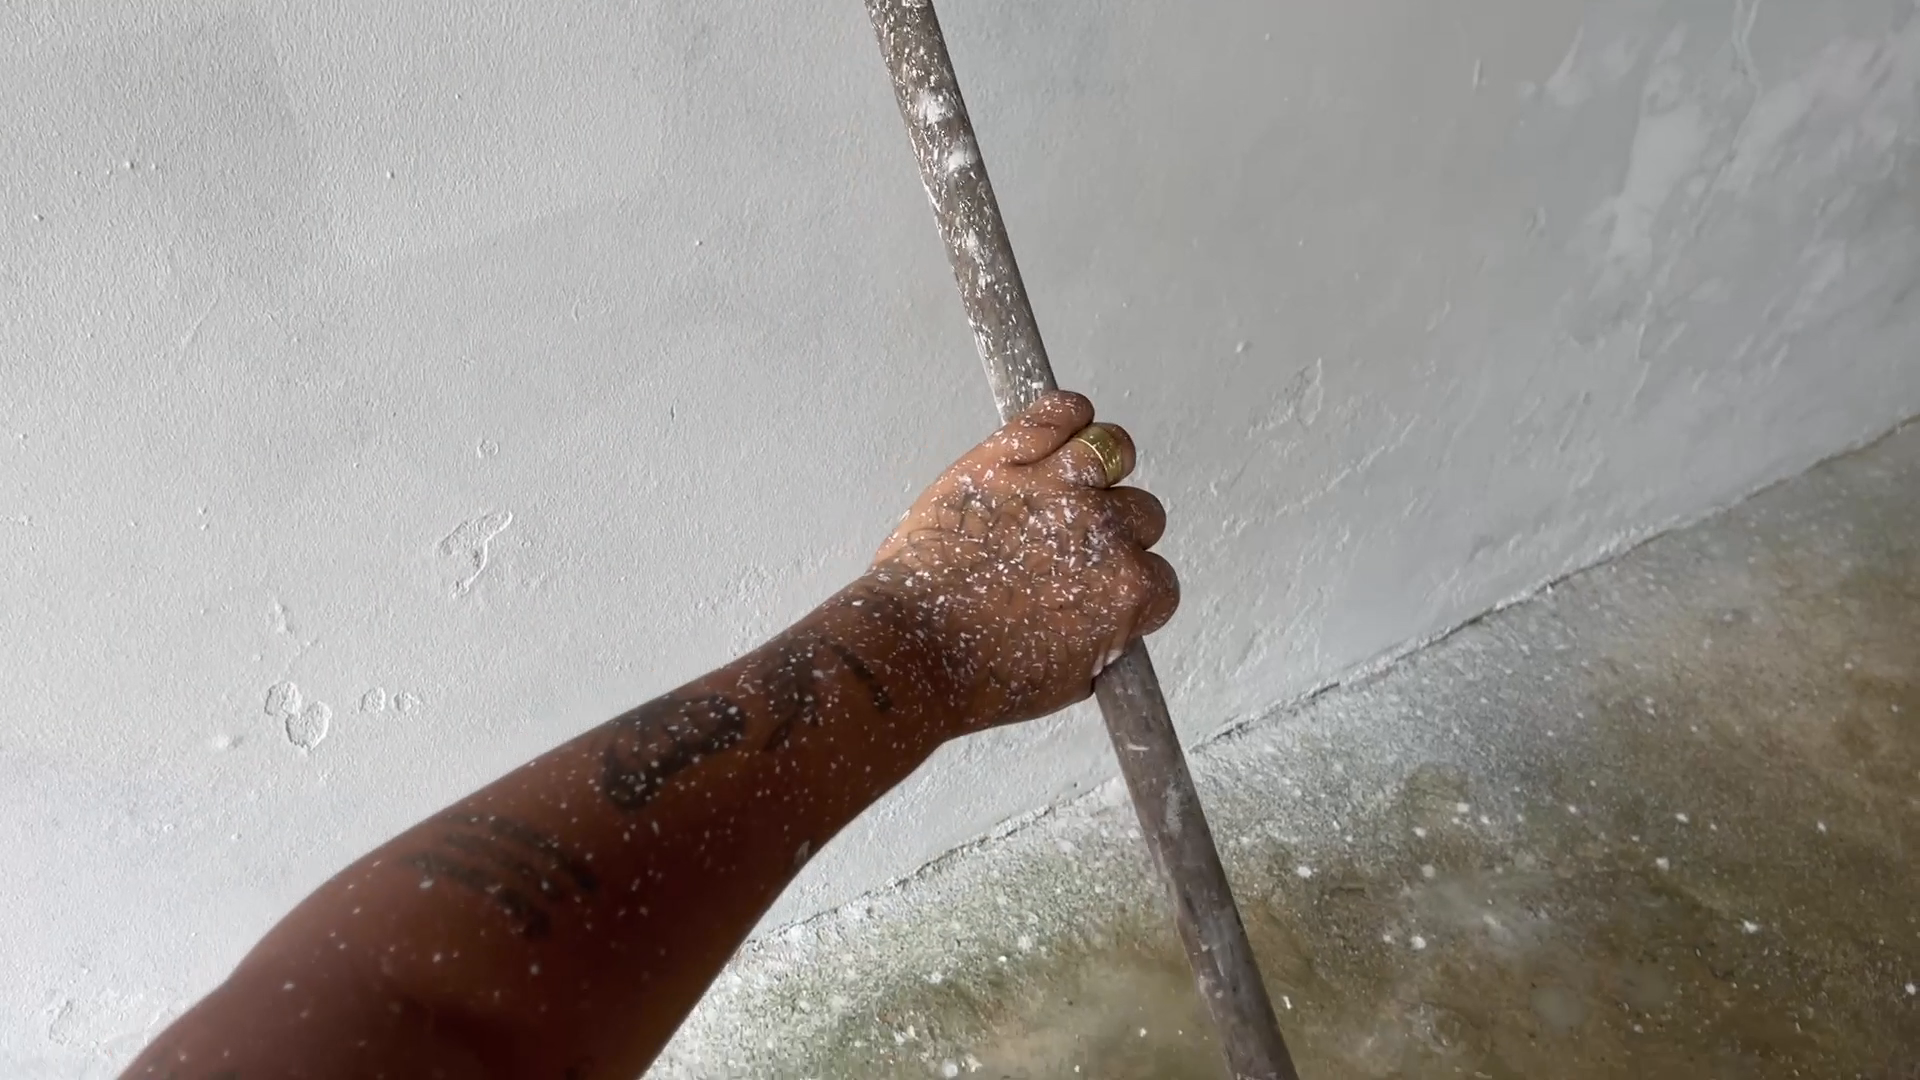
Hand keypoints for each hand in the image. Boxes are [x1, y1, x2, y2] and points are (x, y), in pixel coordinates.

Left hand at [865, 392, 1178, 731]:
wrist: (914, 650)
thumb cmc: (979, 672)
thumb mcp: (1070, 679)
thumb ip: (1108, 636)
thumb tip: (1112, 618)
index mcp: (1128, 590)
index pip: (1159, 575)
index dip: (1128, 580)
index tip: (1101, 582)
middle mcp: (1104, 531)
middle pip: (1141, 512)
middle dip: (1112, 530)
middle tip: (1070, 544)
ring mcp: (1057, 486)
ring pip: (1113, 449)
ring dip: (1100, 466)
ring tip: (1069, 484)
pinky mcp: (1009, 457)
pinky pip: (1061, 410)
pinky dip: (1067, 414)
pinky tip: (1060, 431)